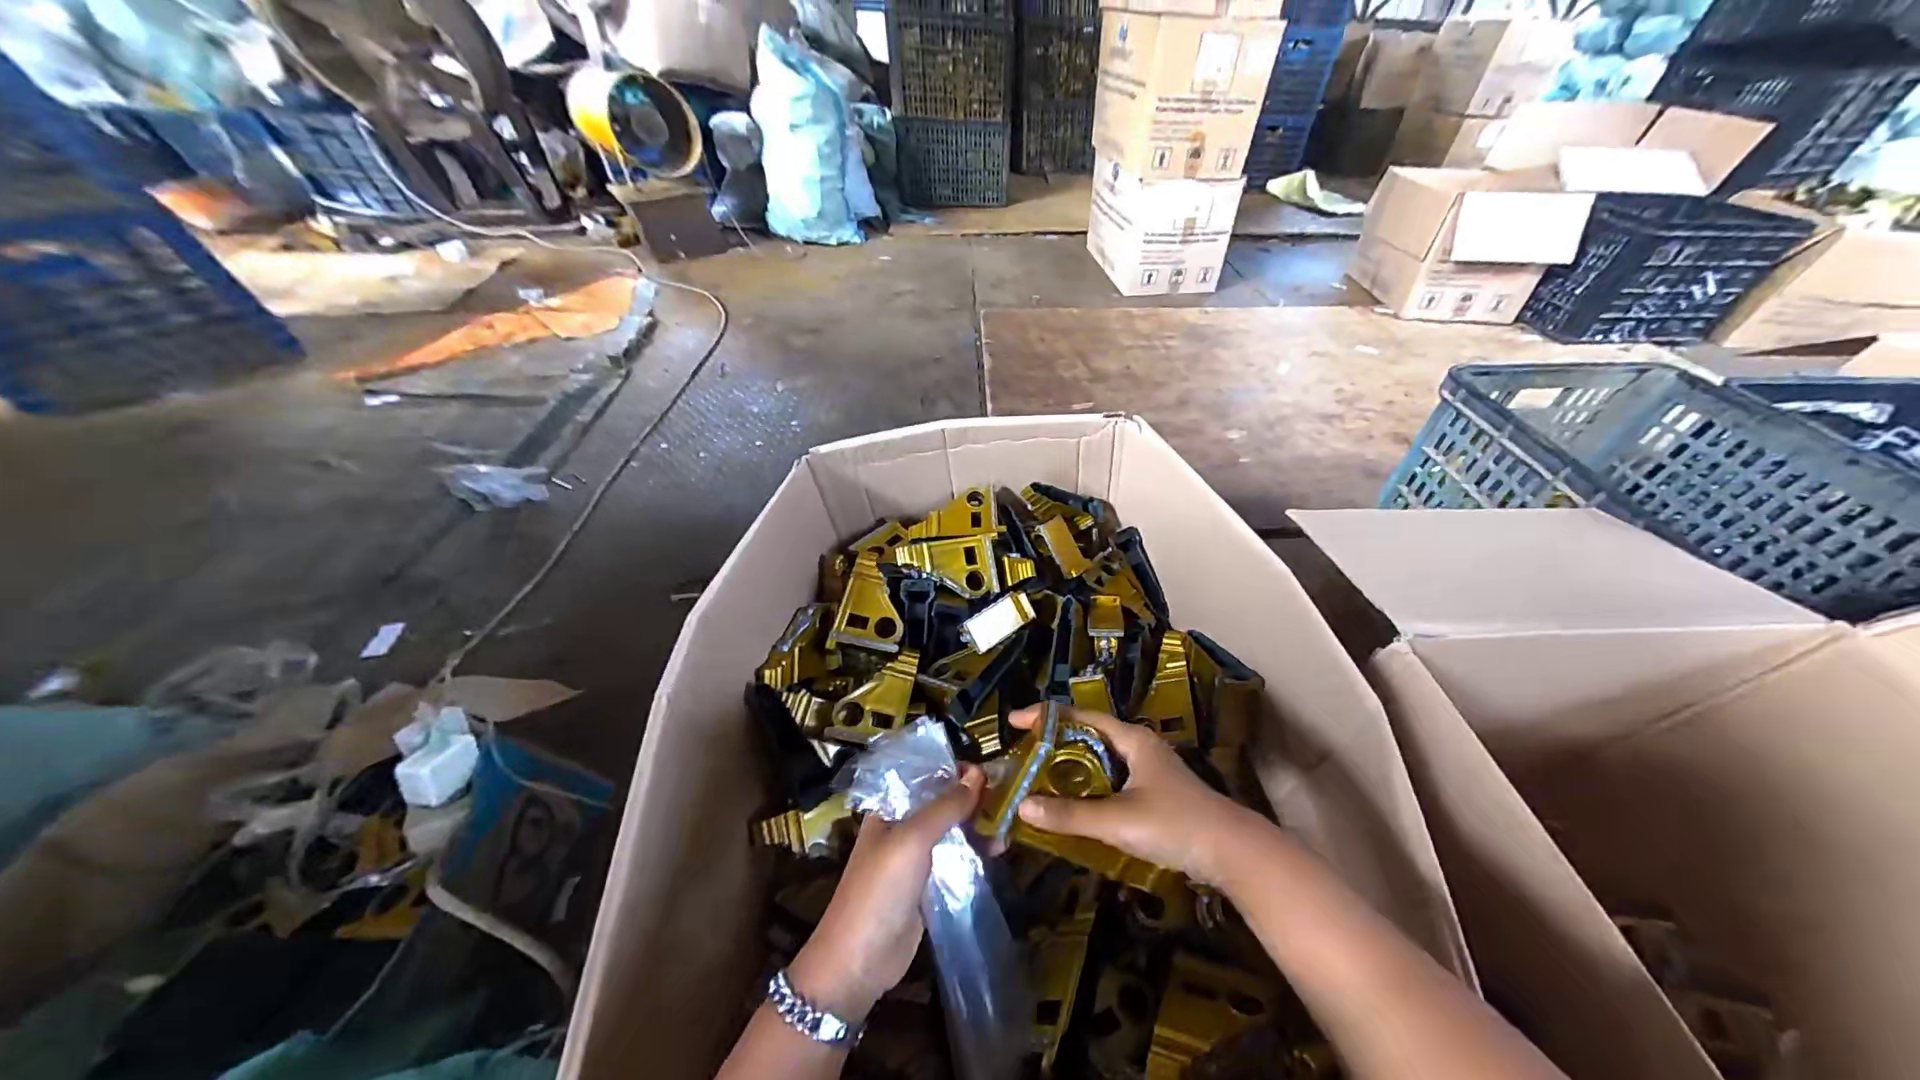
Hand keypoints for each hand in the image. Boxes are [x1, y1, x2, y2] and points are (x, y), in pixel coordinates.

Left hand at [787, 763, 985, 1022]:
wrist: (859, 961)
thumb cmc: (880, 889)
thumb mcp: (912, 839)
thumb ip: (945, 807)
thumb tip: (978, 774)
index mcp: (890, 808)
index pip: (925, 776)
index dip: (955, 770)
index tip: (989, 769)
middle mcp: (903, 827)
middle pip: (942, 802)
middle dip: (972, 797)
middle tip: (1008, 796)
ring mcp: (916, 857)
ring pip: (953, 830)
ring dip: (978, 824)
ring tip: (1008, 822)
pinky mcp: (929, 885)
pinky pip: (957, 858)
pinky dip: (977, 851)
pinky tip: (999, 848)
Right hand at [1009, 705, 1262, 888]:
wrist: (1233, 853)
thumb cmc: (1175, 824)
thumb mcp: (1118, 820)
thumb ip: (1071, 814)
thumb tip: (1024, 806)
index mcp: (1132, 739)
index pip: (1081, 716)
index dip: (1047, 716)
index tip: (1016, 722)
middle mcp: (1139, 747)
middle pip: (1089, 735)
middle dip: (1056, 743)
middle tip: (1024, 755)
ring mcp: (1149, 770)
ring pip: (1100, 760)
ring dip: (1071, 767)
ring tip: (1040, 779)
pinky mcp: (1154, 794)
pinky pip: (1111, 780)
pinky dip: (1088, 786)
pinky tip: (1074, 805)